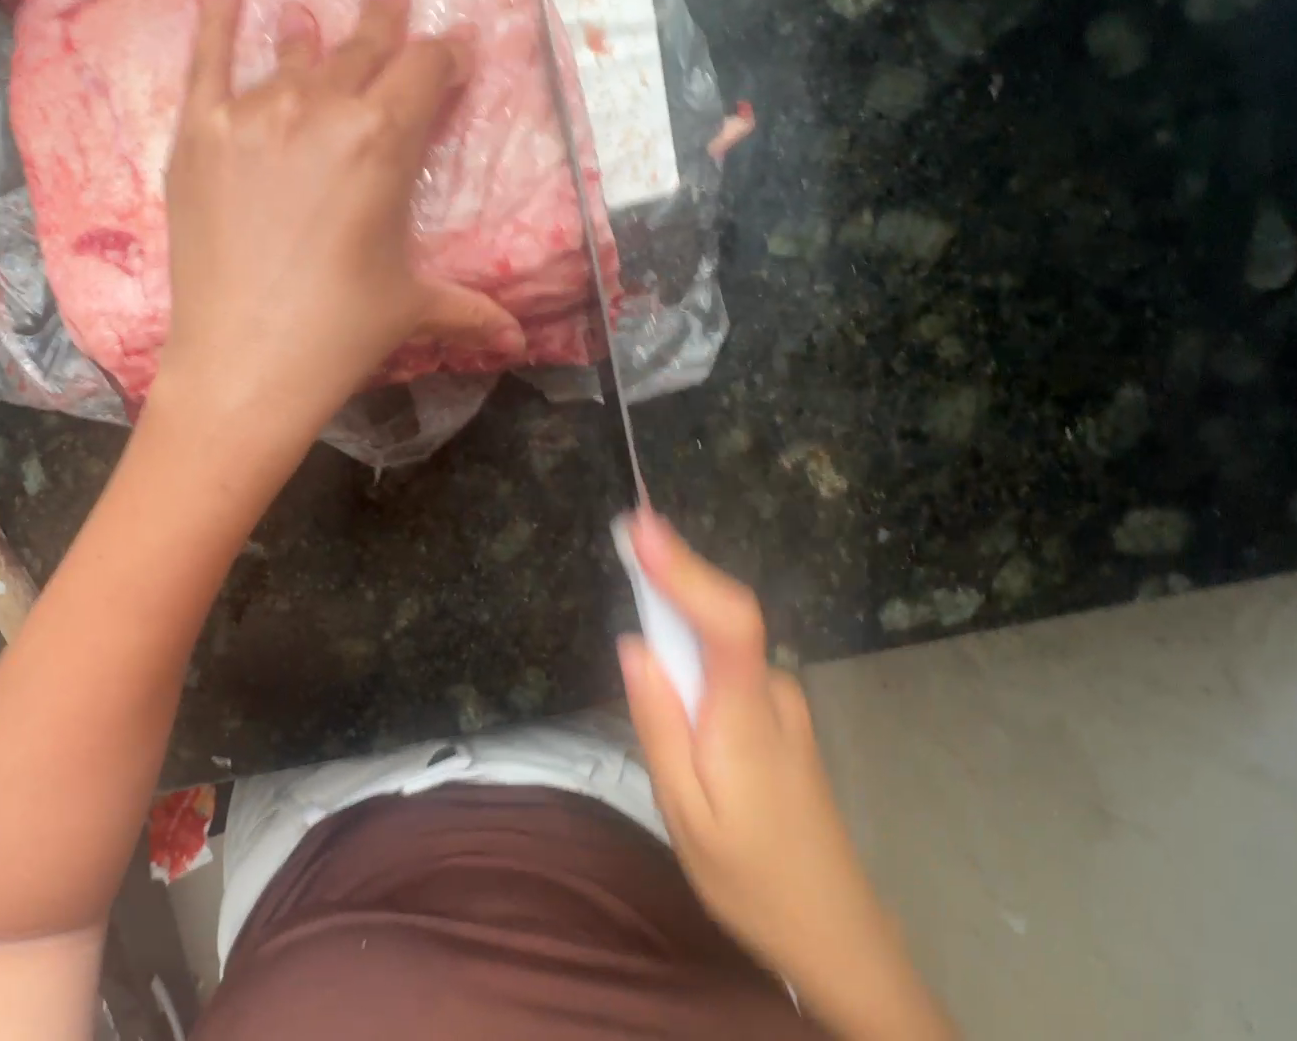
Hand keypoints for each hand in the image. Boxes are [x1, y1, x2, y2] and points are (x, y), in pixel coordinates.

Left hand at [156, 0, 523, 434]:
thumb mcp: (409, 310)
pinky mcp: (198, 137)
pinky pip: (206, 62)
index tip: (455, 54)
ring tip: (312, 16)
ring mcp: (252, 116)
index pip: (427, 68)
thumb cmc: (337, 337)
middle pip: (363, 47)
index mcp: (384, 139)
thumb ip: (466, 310)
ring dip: (314, 37)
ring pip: (294, 58)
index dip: (447, 56)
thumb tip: (515, 342)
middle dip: (384, 23)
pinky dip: (217, 24)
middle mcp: (320, 109)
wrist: (242, 367)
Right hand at [618, 510, 954, 1040]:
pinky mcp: (782, 722)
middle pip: (722, 618)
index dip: (685, 567)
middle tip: (625, 557)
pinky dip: (694, 663)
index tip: (639, 527)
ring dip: (678, 635)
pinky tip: (678, 709)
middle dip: (670, 584)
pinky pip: (729, 671)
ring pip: (721, 650)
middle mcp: (774, 696)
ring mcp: (785, 708)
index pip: (727, 620)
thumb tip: (634, 646)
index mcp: (747, 717)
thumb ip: (659, 723)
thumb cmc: (749, 878)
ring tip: (644, 666)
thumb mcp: (683, 809)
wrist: (835, 934)